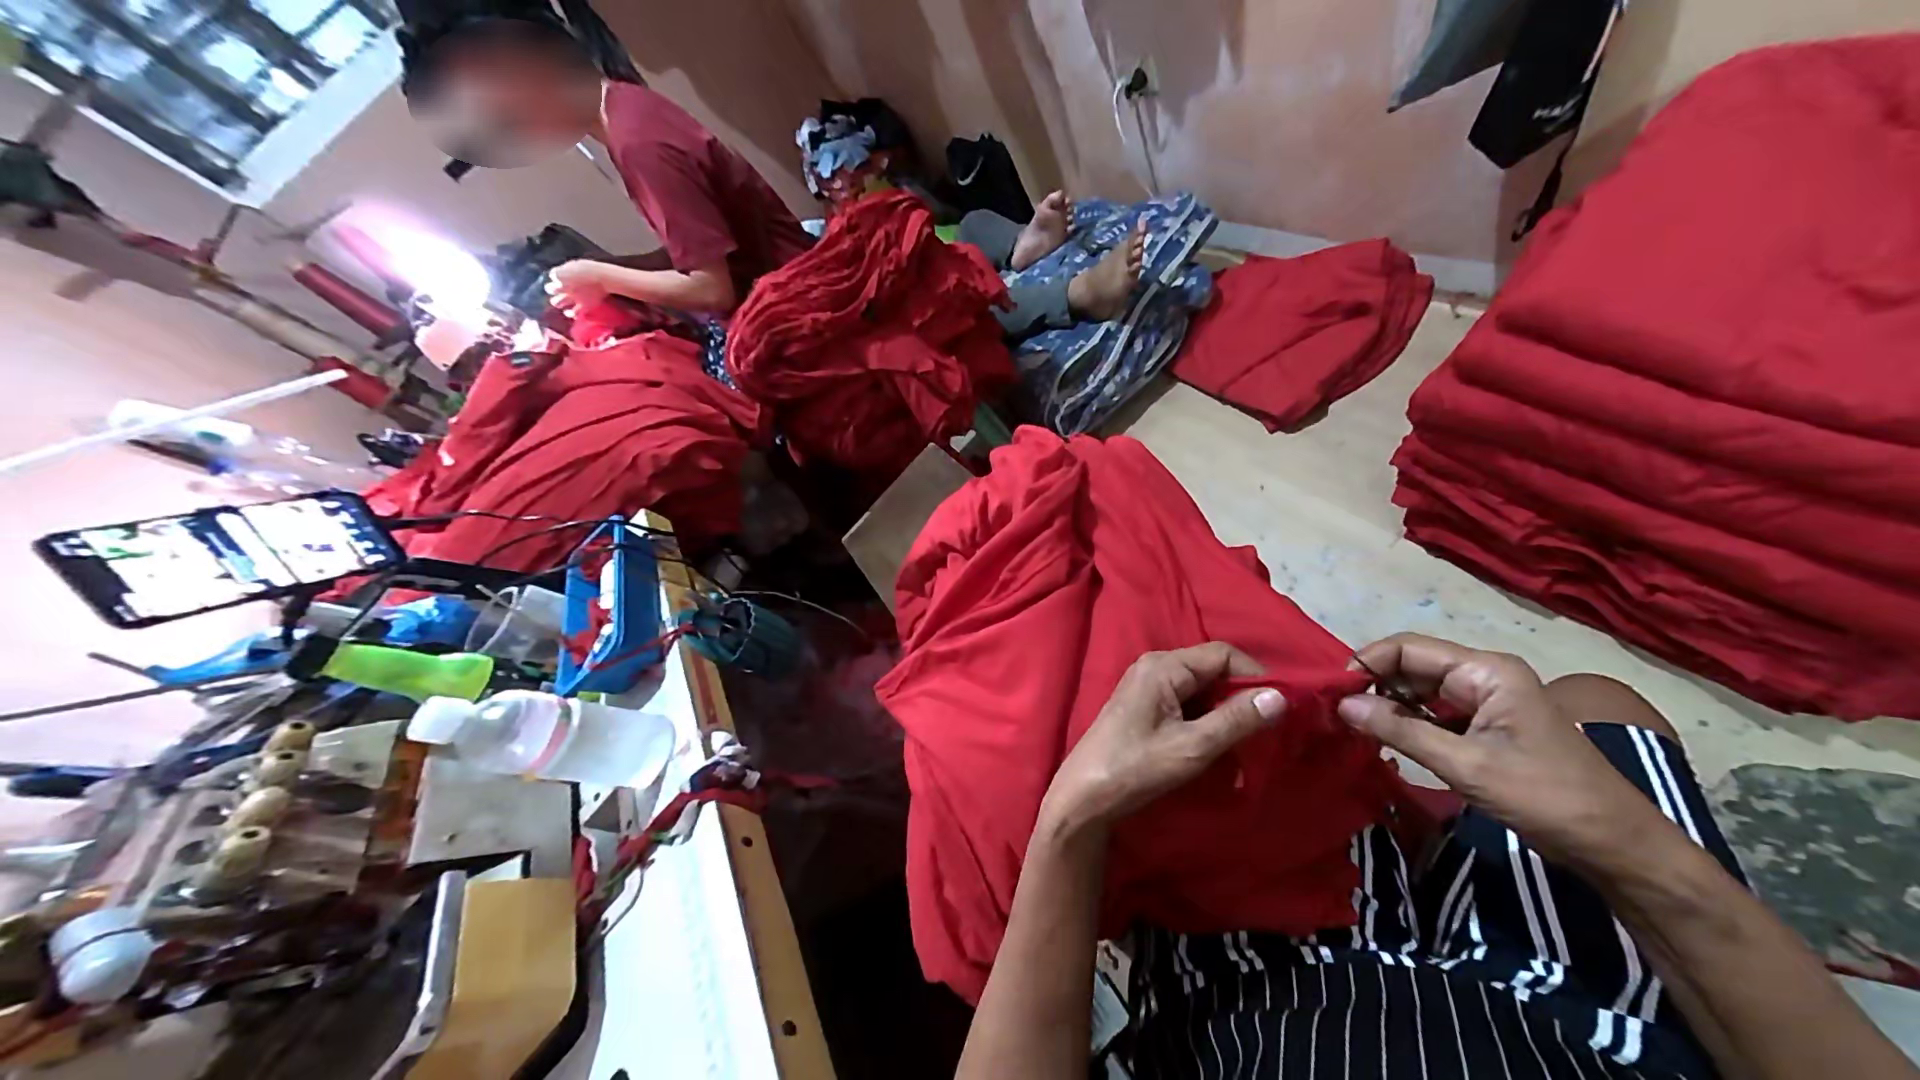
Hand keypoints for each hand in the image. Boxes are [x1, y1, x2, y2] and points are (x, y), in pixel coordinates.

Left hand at [545, 259, 615, 312]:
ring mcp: (572, 297)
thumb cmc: (591, 268)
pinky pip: (574, 313)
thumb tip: (562, 273)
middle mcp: (563, 286)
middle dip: (551, 289)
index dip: (556, 275)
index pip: (552, 275)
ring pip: (557, 302)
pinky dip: (571, 313)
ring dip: (558, 302)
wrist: (605, 278)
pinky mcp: (583, 306)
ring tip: (561, 302)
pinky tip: (572, 312)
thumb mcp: (574, 264)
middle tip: (555, 289)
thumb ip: (566, 270)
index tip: (561, 275)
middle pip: (550, 289)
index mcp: (560, 274)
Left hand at [1040, 644, 1287, 836]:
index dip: (1257, 676)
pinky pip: (1188, 702)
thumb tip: (1281, 696)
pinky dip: (1208, 719)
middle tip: (1269, 729)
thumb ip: (1236, 719)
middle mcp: (1155, 666)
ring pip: (1203, 688)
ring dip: (1227, 711)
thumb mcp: (1193, 746)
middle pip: (1214, 669)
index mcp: (1164, 666)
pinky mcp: (1145, 706)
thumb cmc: (1136, 767)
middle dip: (1243, 696)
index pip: (1224, 654)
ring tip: (1247, 743)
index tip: (1283, 707)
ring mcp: (1148, 685)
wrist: (1085, 794)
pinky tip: (1219, 746)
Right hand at [1337, 633, 1668, 869]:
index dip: (1367, 663)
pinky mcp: (1485, 727)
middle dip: (1373, 686)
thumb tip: (1342, 704)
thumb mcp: (1465, 765)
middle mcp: (1483, 676)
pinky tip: (1385, 741)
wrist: (1618, 848)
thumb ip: (1399, 731)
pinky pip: (1433, 714)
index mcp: (1486, 671)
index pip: (1408, 648)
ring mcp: (1485, 702)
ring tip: (1354, 728)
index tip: (1334, 692)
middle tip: (1338, 714)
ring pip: (1418, 691)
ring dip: (1387, 707)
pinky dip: (1406, 724)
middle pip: (1411, 667)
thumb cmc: (1546, 797)